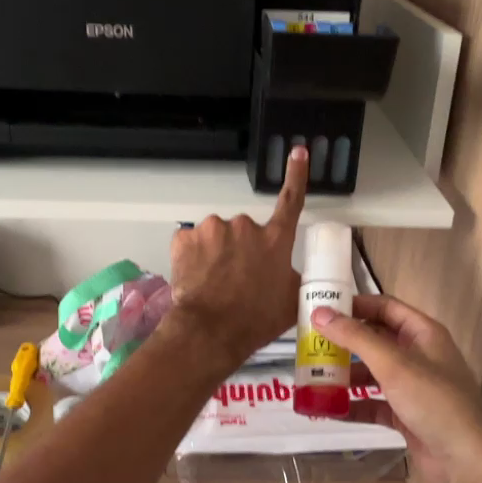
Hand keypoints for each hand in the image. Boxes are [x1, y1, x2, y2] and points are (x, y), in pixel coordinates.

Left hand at [166, 146, 307, 369]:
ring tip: (213, 284)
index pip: (290, 200)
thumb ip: (292, 277)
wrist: (212, 331)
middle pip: (244, 232)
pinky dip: (191, 258)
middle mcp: (245, 225)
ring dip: (215, 253)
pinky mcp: (184, 238)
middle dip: (239, 250)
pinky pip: (190, 245)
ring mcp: (212, 229)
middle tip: (236, 281)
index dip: (296, 175)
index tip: (297, 150)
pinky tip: (194, 280)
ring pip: (215, 238)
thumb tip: (289, 273)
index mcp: (274, 238)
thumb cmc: (258, 319)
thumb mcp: (291, 301)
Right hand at [311, 295, 481, 482]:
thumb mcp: (393, 363)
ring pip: (373, 373)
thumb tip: (320, 313)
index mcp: (423, 333)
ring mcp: (412, 387)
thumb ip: (355, 338)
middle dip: (344, 342)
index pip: (385, 308)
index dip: (355, 306)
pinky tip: (327, 409)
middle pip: (375, 340)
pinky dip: (353, 405)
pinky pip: (374, 404)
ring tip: (311, 377)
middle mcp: (418, 356)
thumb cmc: (433, 401)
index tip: (321, 310)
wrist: (465, 460)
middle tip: (309, 344)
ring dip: (345, 375)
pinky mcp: (406, 415)